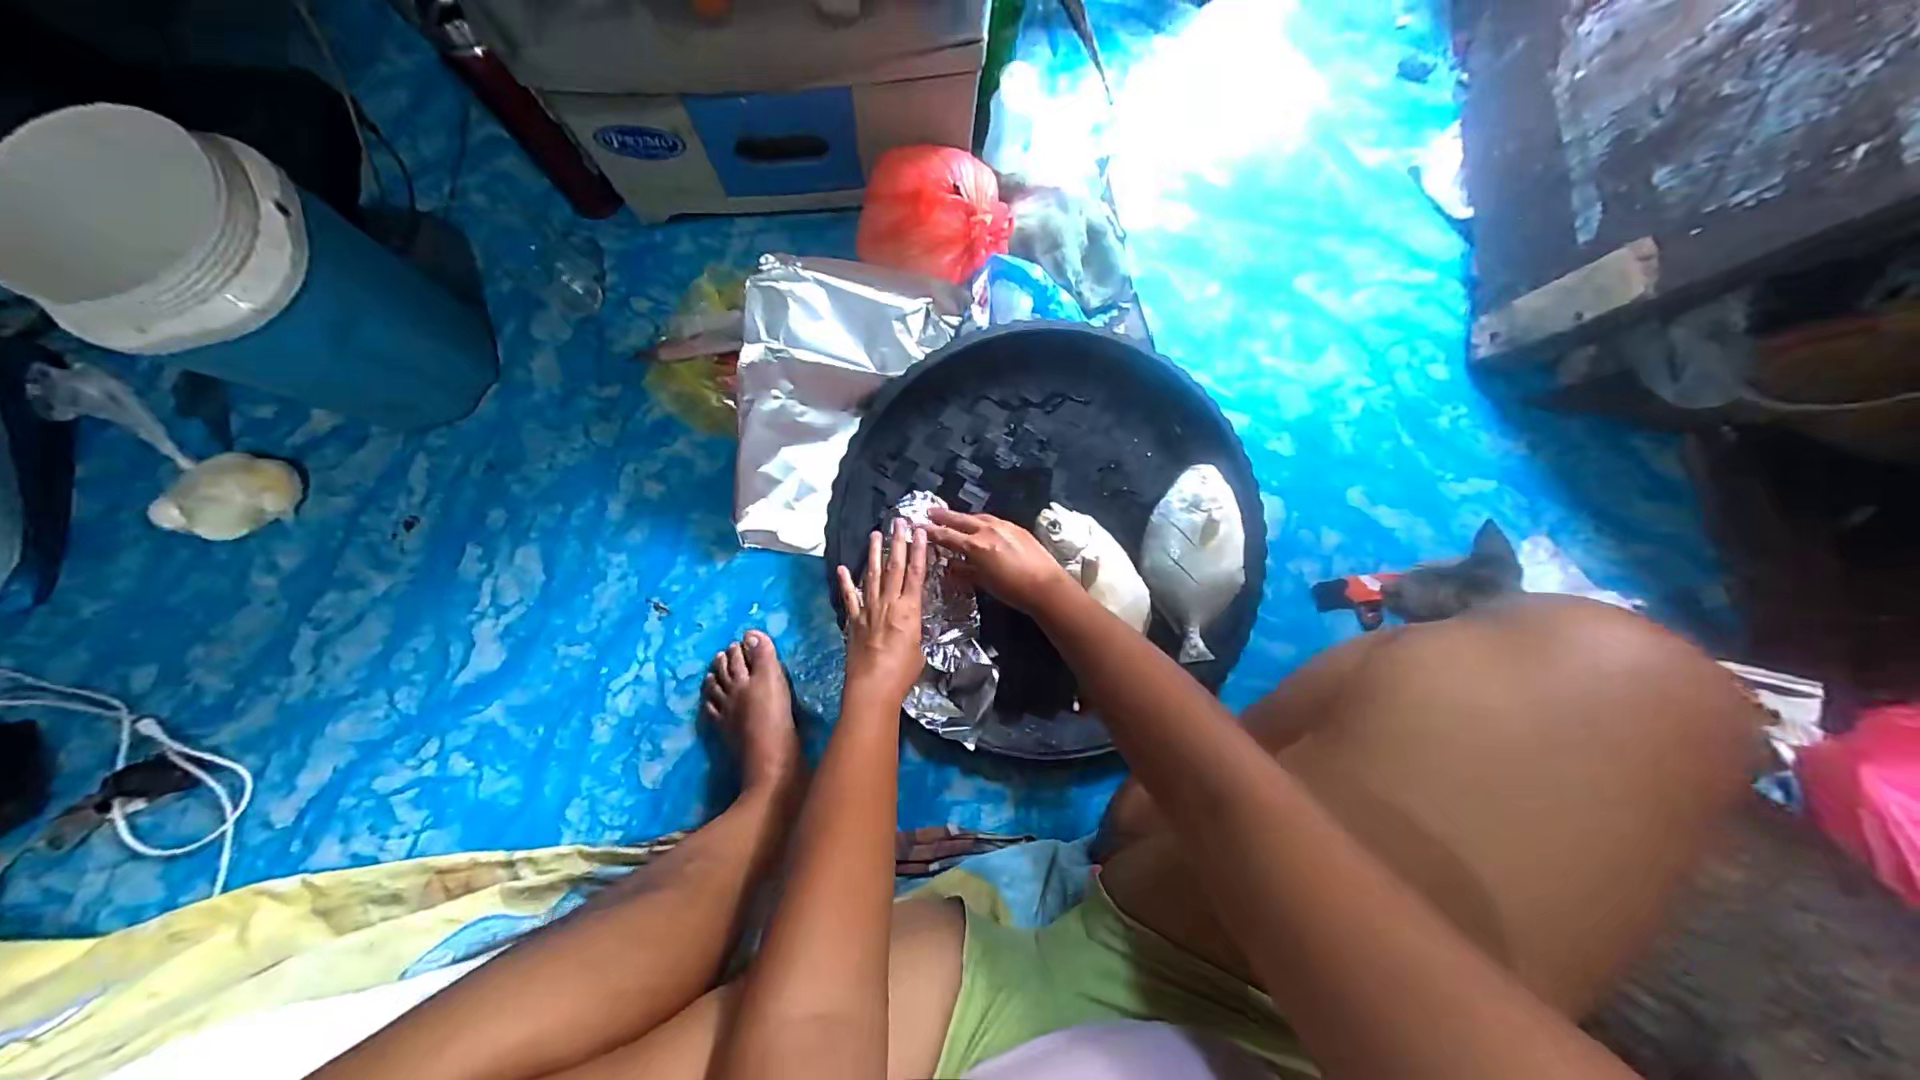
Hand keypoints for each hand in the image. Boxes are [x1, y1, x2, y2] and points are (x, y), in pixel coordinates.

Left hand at [837, 519, 928, 707]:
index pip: (916, 574)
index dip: (919, 551)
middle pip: (895, 567)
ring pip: (872, 575)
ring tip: (876, 534)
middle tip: (899, 522)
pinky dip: (846, 582)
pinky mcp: (854, 621)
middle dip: (898, 543)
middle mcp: (889, 604)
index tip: (920, 532)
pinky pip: (850, 597)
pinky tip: (843, 568)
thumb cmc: (902, 672)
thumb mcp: (919, 649)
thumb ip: (915, 632)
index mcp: (910, 610)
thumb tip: (910, 627)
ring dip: (875, 554)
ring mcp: (869, 610)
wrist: (872, 686)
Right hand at [923, 508, 1075, 616]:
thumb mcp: (984, 583)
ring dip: (963, 517)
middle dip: (943, 516)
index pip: (947, 536)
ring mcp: (1003, 526)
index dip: (931, 531)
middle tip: (930, 511)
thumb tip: (951, 566)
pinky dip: (980, 521)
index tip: (919, 526)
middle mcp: (987, 531)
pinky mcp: (1016, 528)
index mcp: (976, 546)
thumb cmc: (1012, 590)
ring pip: (977, 517)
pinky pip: (992, 520)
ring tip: (953, 517)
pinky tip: (979, 524)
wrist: (1046, 586)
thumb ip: (965, 571)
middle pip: (960, 520)